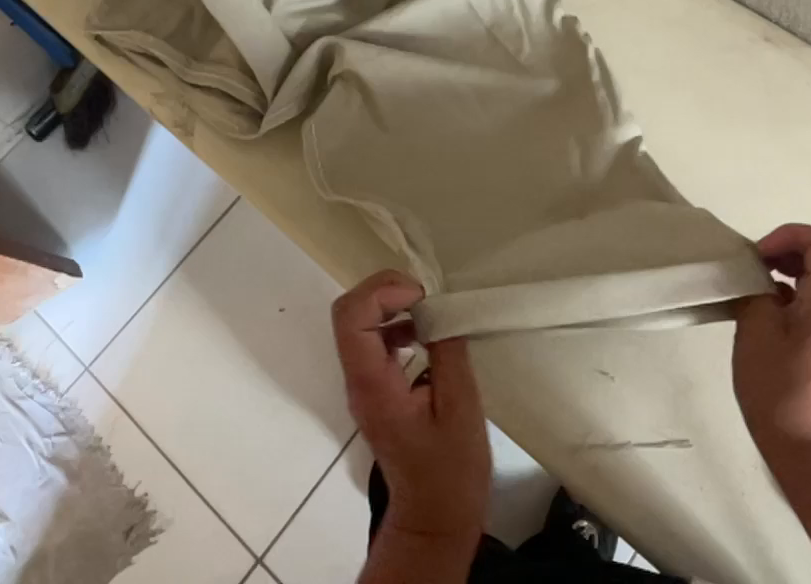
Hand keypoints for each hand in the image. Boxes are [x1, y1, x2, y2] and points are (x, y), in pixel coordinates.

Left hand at [332, 270, 489, 541]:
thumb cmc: (451, 471)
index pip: (351, 318)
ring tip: (431, 309)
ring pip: (358, 324)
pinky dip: (397, 325)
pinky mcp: (375, 389)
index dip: (382, 292)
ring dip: (391, 305)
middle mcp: (357, 380)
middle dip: (385, 290)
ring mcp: (363, 385)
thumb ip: (448, 354)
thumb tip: (440, 311)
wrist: (434, 518)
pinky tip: (427, 334)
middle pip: (349, 314)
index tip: (422, 295)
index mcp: (372, 385)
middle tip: (426, 295)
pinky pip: (374, 342)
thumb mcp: (461, 409)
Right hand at [732, 224, 810, 450]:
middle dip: (794, 244)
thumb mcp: (754, 328)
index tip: (760, 256)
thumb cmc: (774, 384)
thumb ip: (757, 290)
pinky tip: (767, 298)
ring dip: (794, 261)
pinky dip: (795, 280)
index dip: (791, 236)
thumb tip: (755, 273)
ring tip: (761, 275)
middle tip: (761, 259)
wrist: (798, 437)